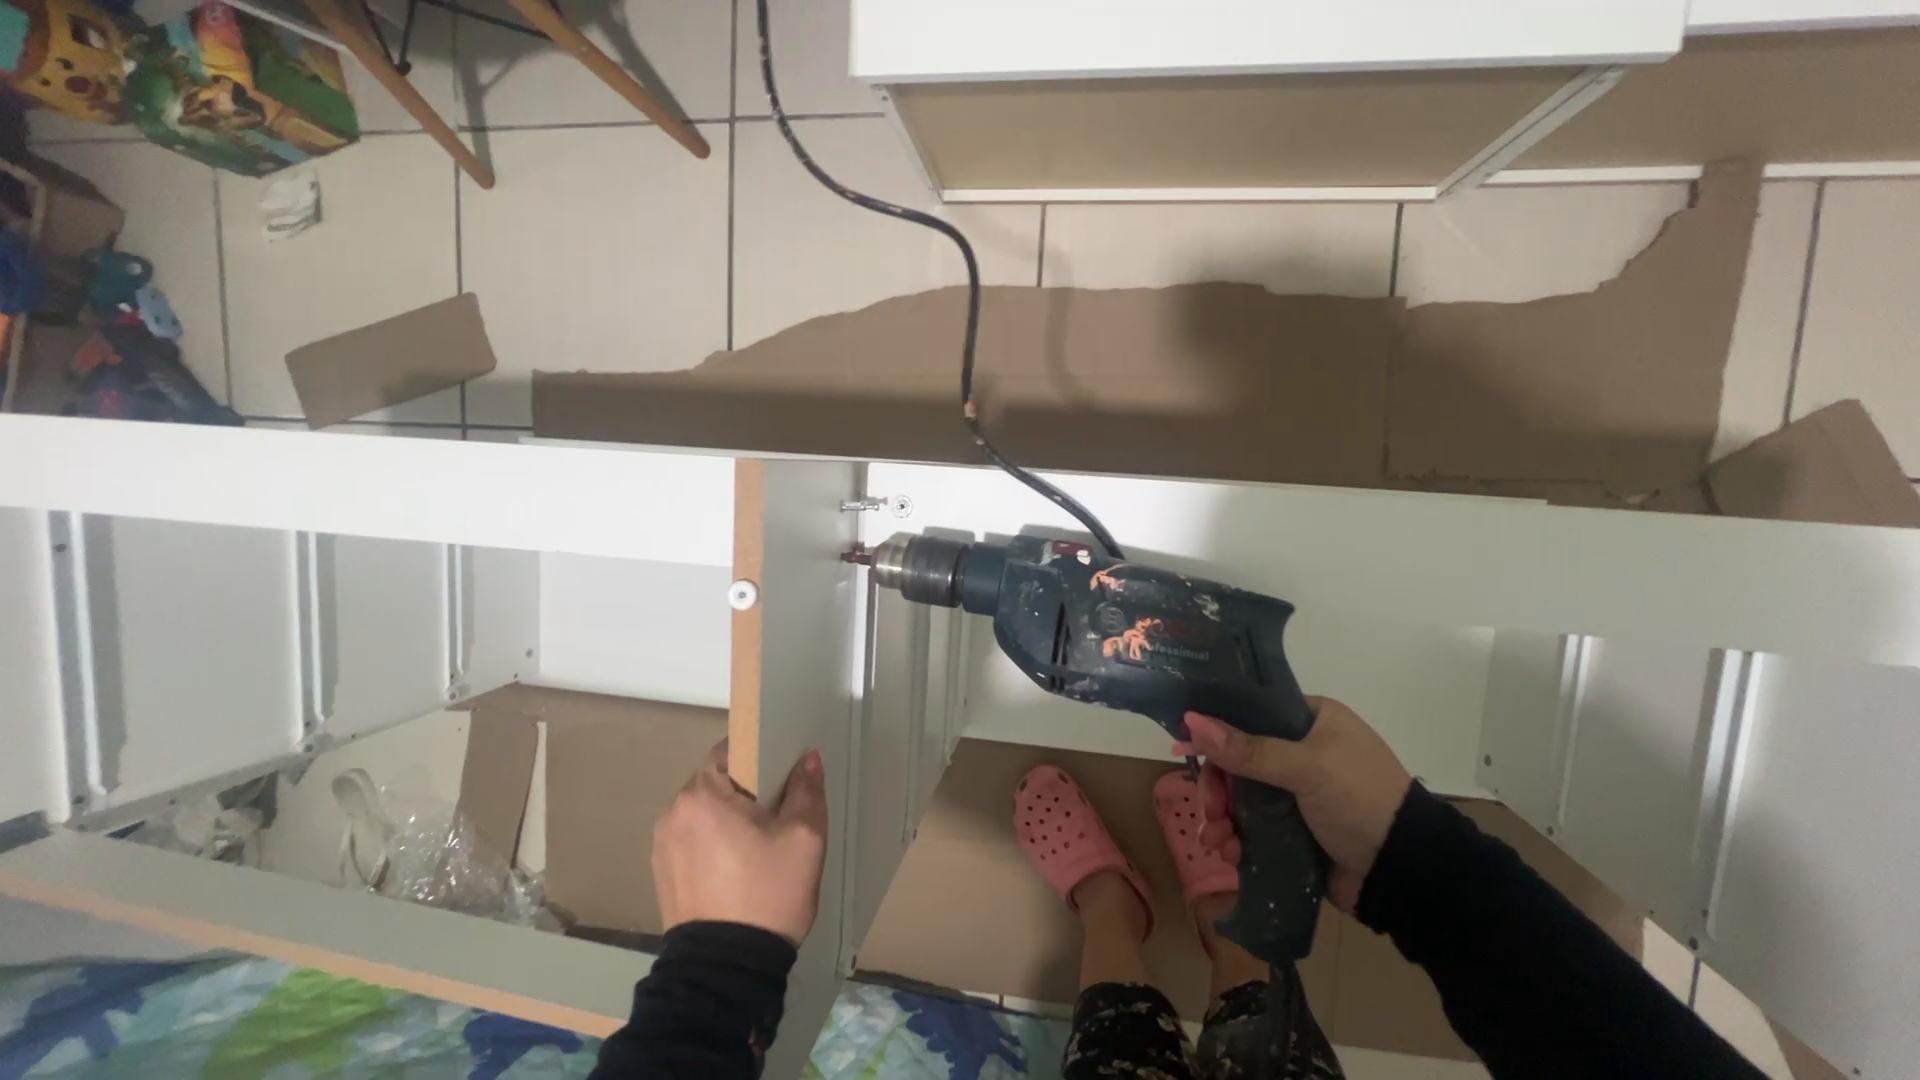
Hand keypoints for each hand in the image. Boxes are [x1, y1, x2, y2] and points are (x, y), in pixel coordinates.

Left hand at [652, 741, 828, 944]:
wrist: (727, 970)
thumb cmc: (768, 893)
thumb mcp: (804, 837)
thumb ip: (807, 789)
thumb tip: (807, 758)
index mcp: (701, 794)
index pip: (731, 750)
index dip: (761, 755)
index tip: (785, 774)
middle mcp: (673, 813)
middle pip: (717, 781)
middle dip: (748, 789)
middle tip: (780, 813)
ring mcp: (663, 846)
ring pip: (706, 813)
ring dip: (730, 818)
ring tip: (761, 845)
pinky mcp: (662, 875)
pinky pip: (694, 841)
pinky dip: (715, 844)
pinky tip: (739, 868)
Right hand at [1184, 697, 1410, 913]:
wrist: (1406, 874)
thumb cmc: (1363, 800)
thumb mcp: (1307, 768)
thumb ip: (1249, 749)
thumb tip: (1191, 720)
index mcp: (1311, 721)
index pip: (1250, 713)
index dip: (1215, 729)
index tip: (1183, 748)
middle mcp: (1301, 751)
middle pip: (1237, 759)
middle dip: (1217, 788)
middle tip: (1209, 811)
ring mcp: (1296, 792)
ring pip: (1239, 796)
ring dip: (1222, 818)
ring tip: (1218, 842)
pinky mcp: (1293, 829)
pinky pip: (1250, 826)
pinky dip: (1235, 839)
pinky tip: (1229, 854)